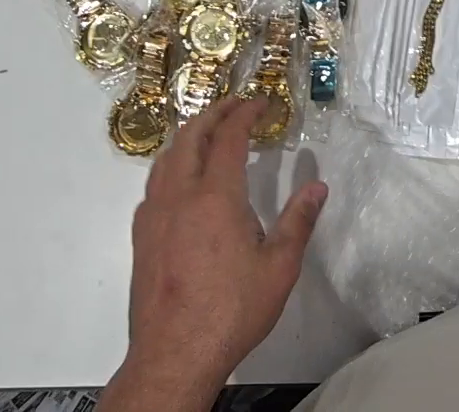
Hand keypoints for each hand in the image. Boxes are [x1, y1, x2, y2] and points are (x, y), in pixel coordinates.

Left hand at [104, 98, 327, 411]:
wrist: (174, 355)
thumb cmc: (232, 309)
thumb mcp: (279, 266)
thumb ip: (299, 221)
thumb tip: (318, 186)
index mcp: (215, 197)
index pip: (228, 137)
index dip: (244, 113)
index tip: (261, 103)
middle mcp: (179, 197)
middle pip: (189, 138)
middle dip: (213, 114)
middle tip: (235, 106)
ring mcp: (154, 217)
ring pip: (165, 159)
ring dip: (188, 136)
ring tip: (208, 133)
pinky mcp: (141, 238)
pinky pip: (153, 185)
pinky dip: (171, 165)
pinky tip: (182, 181)